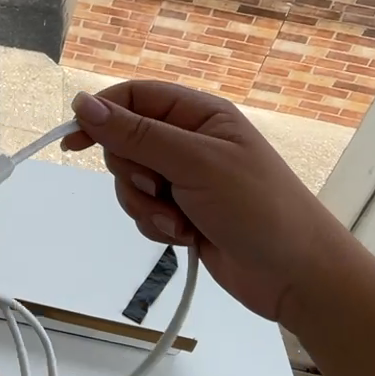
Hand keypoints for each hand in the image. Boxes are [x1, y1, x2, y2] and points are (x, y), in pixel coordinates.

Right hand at [62, 81, 358, 323]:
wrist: (300, 278)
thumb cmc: (257, 207)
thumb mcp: (194, 163)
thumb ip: (136, 134)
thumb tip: (82, 103)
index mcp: (198, 114)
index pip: (133, 97)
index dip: (101, 115)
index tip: (74, 142)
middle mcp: (188, 140)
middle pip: (124, 142)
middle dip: (132, 173)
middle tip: (158, 189)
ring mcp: (184, 178)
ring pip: (128, 180)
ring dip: (144, 205)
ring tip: (178, 223)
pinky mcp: (180, 211)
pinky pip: (141, 209)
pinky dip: (155, 225)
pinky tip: (185, 237)